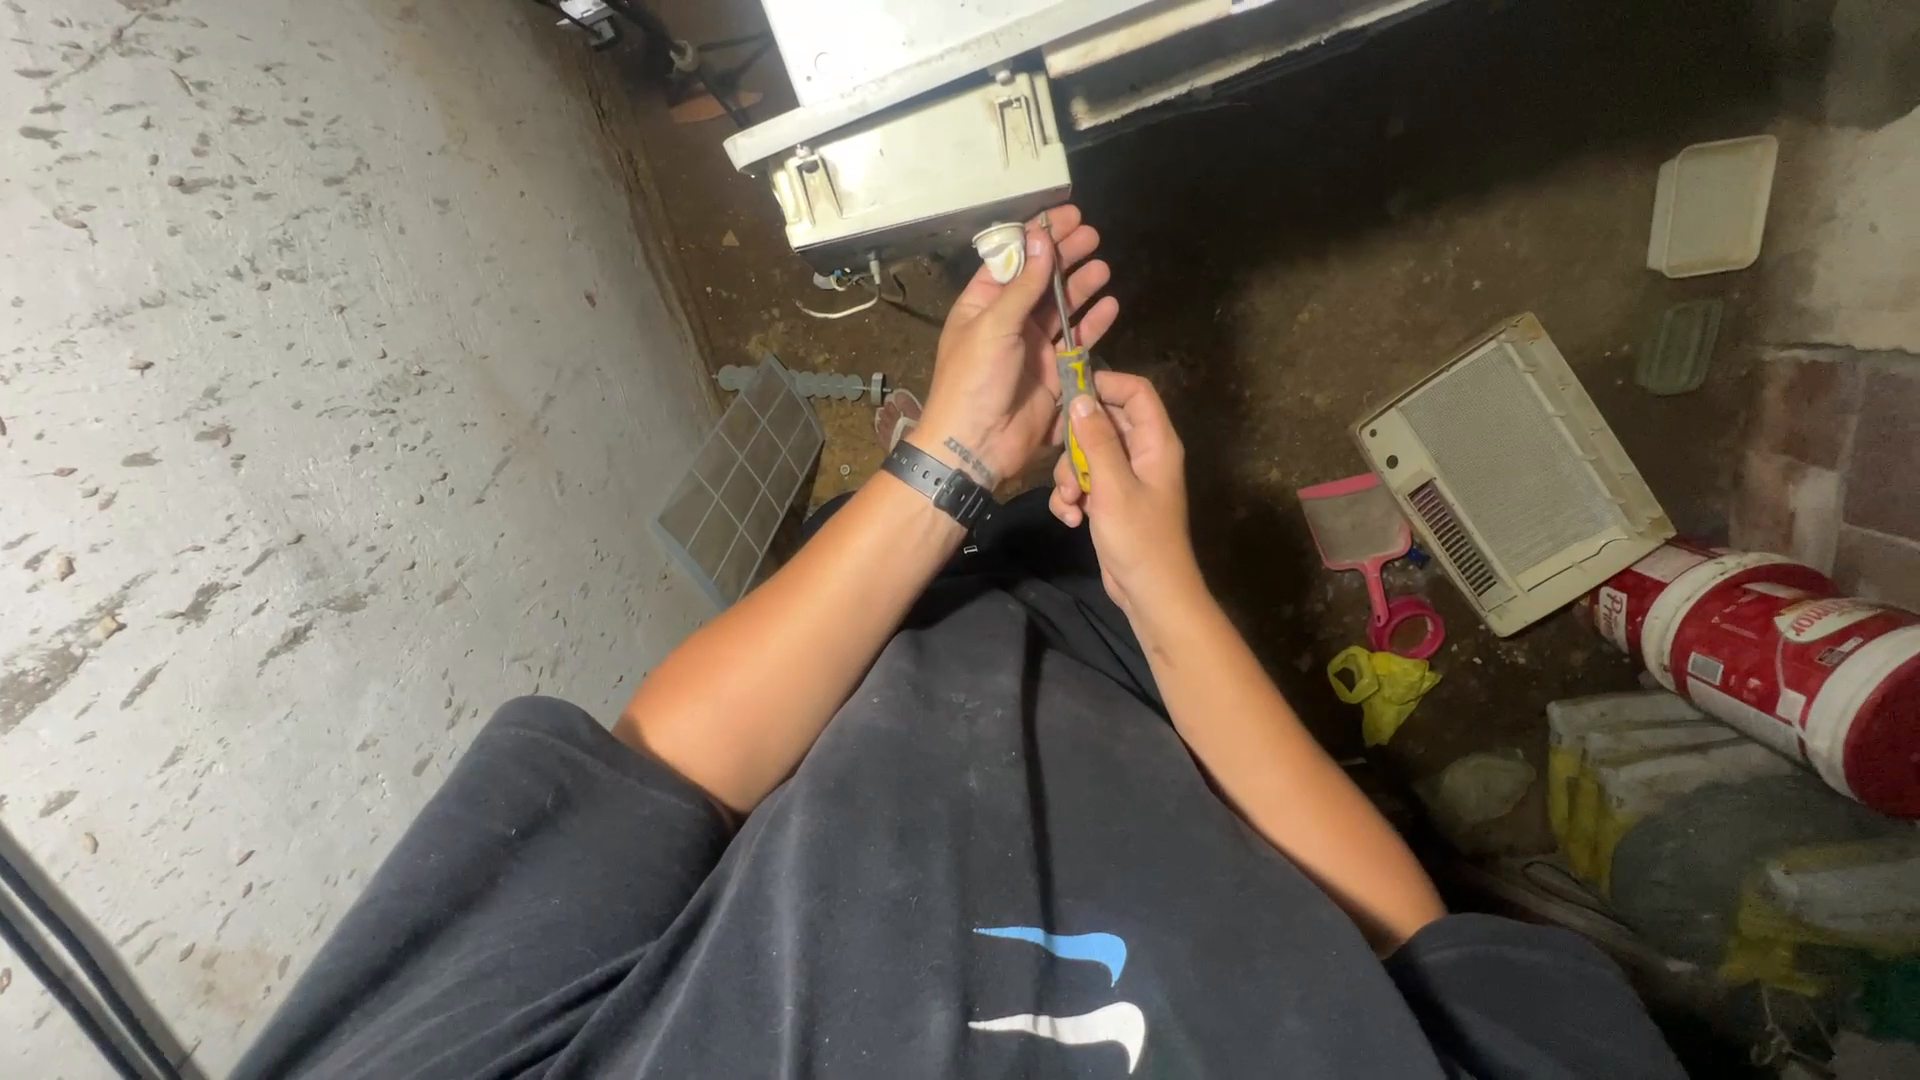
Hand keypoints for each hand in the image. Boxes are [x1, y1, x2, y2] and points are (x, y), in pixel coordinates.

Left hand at [908, 205, 1117, 486]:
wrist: (977, 444)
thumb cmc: (973, 380)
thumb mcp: (994, 326)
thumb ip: (1023, 284)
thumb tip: (1042, 239)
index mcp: (982, 305)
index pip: (1011, 259)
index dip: (1038, 236)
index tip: (1067, 216)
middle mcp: (1007, 322)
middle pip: (1040, 280)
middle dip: (1065, 256)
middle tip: (1092, 235)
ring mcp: (1032, 348)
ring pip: (1061, 308)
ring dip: (1081, 286)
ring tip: (1104, 267)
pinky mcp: (1052, 372)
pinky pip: (1076, 341)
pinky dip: (1093, 323)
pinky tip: (1111, 304)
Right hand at [1049, 371, 1201, 616]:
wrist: (1149, 591)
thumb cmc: (1139, 537)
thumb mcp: (1113, 486)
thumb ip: (1096, 441)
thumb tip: (1081, 399)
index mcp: (1155, 442)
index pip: (1136, 392)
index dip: (1105, 385)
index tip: (1070, 394)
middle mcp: (1142, 454)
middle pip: (1103, 422)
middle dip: (1076, 443)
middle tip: (1062, 461)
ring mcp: (1125, 478)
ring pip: (1086, 455)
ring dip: (1068, 476)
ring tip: (1069, 501)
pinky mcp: (1109, 500)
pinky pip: (1083, 483)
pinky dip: (1070, 498)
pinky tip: (1069, 518)